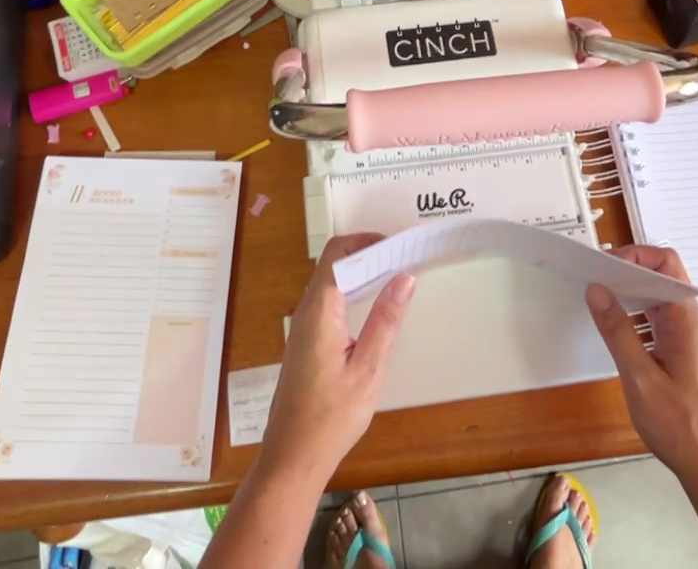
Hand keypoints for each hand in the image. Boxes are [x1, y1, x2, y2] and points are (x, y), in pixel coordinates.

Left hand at [260, 234, 414, 481]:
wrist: (293, 457)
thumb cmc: (331, 417)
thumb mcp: (368, 369)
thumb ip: (386, 320)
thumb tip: (404, 278)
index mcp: (319, 311)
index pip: (338, 254)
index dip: (365, 240)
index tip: (397, 244)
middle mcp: (306, 312)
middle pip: (332, 264)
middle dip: (366, 253)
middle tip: (402, 257)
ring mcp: (302, 328)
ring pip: (329, 284)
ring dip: (359, 273)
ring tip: (393, 276)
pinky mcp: (305, 343)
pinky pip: (327, 302)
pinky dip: (351, 293)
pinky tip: (372, 307)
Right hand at [585, 245, 697, 479]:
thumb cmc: (681, 424)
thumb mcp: (640, 377)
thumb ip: (617, 331)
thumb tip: (596, 289)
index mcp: (685, 319)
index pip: (665, 263)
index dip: (634, 255)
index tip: (602, 266)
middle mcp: (688, 321)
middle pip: (659, 276)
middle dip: (625, 271)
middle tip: (591, 279)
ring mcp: (685, 337)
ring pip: (656, 298)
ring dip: (627, 293)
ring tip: (596, 299)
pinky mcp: (679, 352)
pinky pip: (655, 319)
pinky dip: (632, 315)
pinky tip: (612, 328)